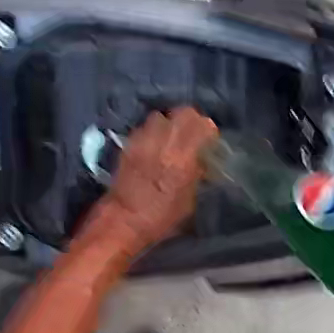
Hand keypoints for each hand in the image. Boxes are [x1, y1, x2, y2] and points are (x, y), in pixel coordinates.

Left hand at [82, 107, 219, 256]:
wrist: (123, 220)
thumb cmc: (161, 218)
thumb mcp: (189, 200)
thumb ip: (198, 174)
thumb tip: (202, 161)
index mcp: (183, 156)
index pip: (203, 125)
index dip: (209, 130)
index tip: (210, 139)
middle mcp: (163, 141)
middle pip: (183, 112)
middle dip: (191, 120)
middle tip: (193, 133)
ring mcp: (143, 139)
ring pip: (161, 116)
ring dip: (169, 124)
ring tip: (171, 138)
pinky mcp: (128, 143)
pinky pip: (144, 128)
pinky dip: (152, 132)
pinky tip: (153, 146)